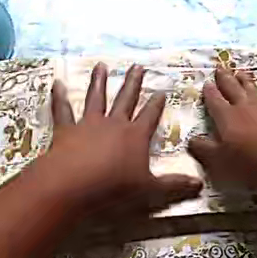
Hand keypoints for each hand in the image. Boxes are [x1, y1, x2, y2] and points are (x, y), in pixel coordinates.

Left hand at [26, 63, 202, 215]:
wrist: (73, 186)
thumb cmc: (113, 189)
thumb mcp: (149, 191)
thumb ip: (173, 186)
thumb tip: (199, 184)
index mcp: (135, 137)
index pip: (150, 117)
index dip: (156, 105)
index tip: (161, 91)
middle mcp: (113, 124)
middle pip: (126, 100)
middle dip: (133, 84)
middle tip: (137, 66)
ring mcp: (88, 125)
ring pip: (96, 98)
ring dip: (99, 82)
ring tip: (101, 66)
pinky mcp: (65, 131)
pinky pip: (62, 110)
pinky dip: (59, 97)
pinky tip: (57, 83)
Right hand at [186, 67, 256, 210]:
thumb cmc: (252, 162)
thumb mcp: (220, 161)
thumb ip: (204, 149)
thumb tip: (191, 140)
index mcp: (228, 116)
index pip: (215, 100)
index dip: (209, 92)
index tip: (206, 83)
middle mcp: (248, 107)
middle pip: (234, 88)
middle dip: (225, 78)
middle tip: (220, 67)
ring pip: (256, 91)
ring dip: (248, 82)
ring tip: (243, 74)